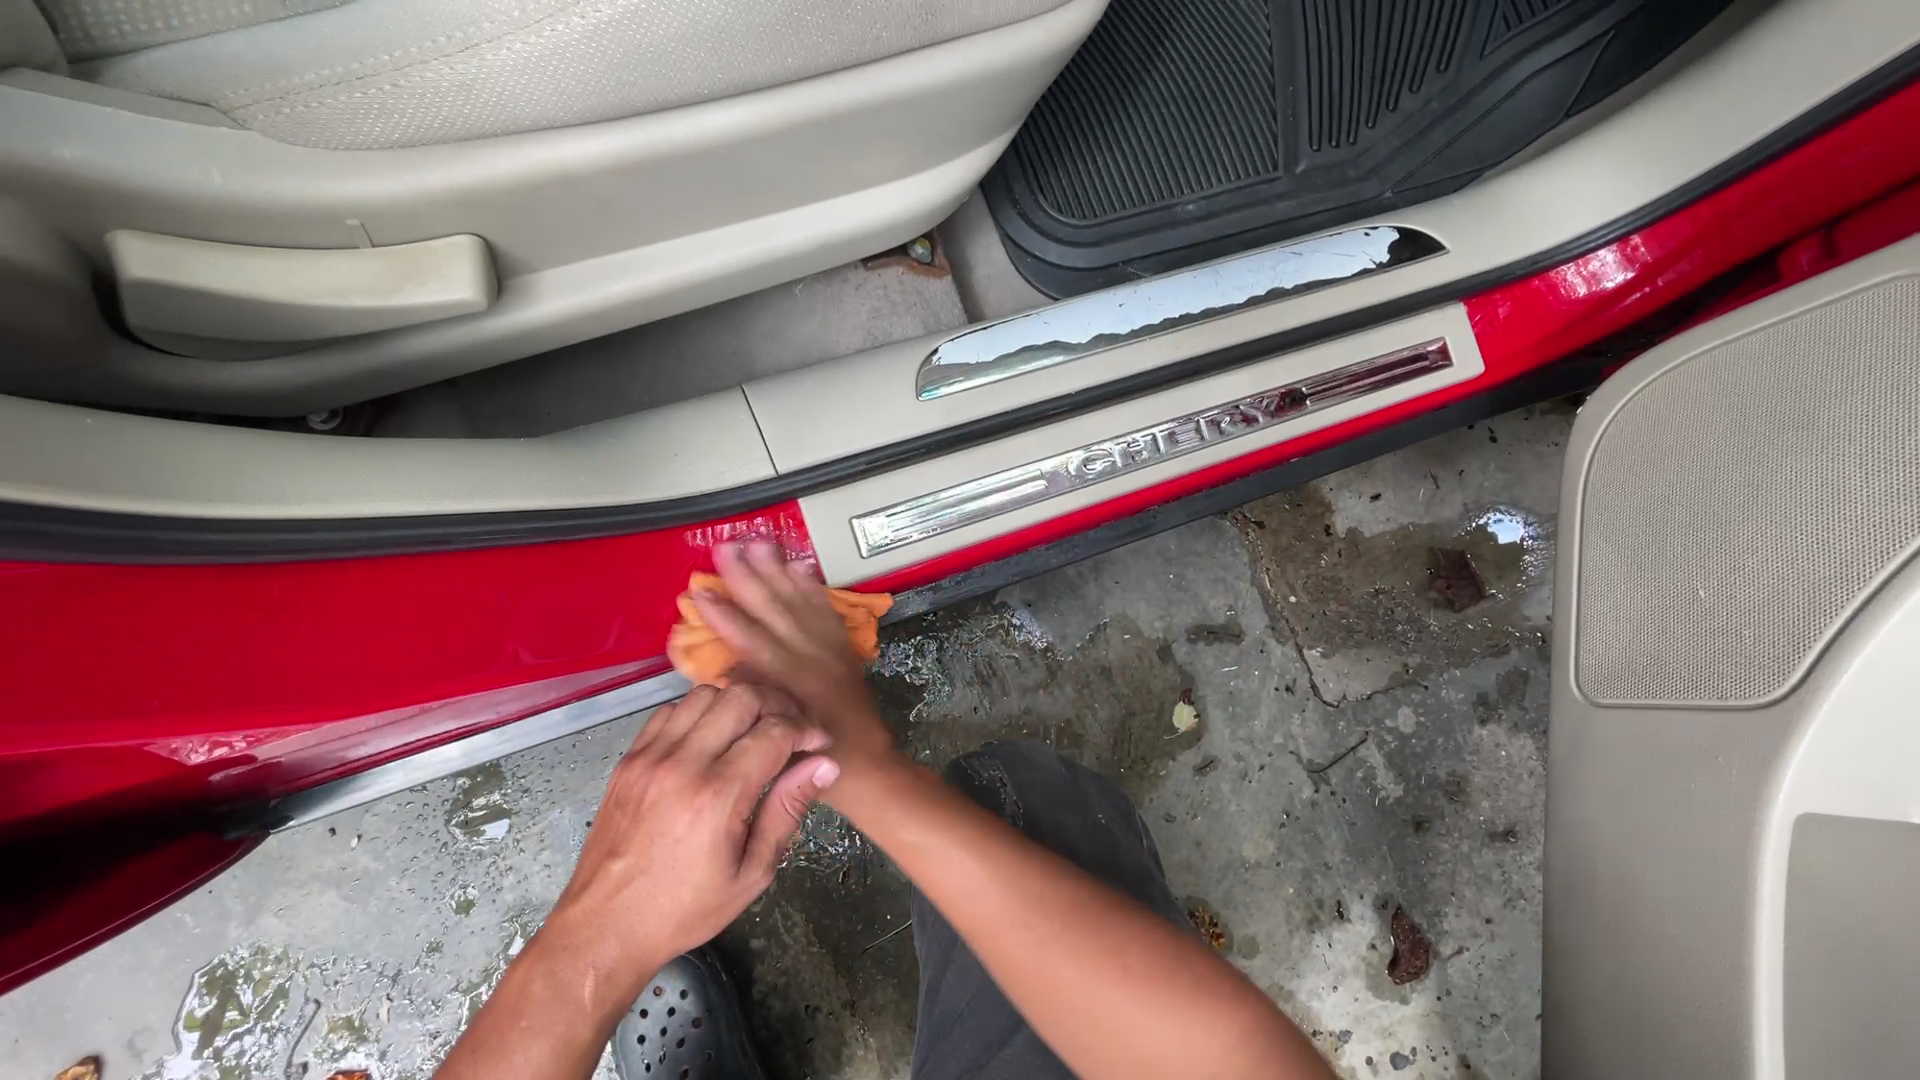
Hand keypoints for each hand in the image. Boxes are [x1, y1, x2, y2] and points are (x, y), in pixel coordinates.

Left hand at [540, 684, 837, 994]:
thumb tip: (825, 765)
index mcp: (717, 795)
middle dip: (778, 705)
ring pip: (706, 694)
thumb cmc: (684, 909)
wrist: (604, 928)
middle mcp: (682, 763)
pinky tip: (711, 737)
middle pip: (742, 697)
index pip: (775, 731)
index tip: (819, 743)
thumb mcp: (752, 873)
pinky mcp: (629, 758)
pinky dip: (700, 712)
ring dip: (738, 703)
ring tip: (754, 730)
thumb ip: (788, 810)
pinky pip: (671, 710)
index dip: (807, 730)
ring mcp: (650, 756)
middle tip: (792, 729)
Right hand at [692, 542, 898, 773]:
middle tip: (728, 547)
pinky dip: (812, 588)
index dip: (725, 616)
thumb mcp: (779, 746)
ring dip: (779, 572)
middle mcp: (813, 660)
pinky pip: (827, 611)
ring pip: (801, 604)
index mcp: (794, 685)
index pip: (753, 642)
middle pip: (777, 611)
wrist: (871, 767)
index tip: (701, 592)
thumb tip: (727, 670)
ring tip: (761, 544)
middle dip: (749, 577)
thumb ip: (755, 704)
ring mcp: (832, 652)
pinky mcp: (844, 651)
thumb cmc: (819, 765)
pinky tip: (800, 568)